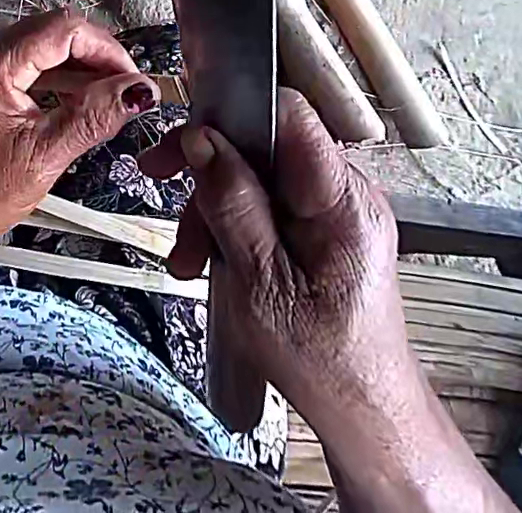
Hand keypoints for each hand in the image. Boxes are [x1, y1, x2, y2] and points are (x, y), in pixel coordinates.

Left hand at [0, 10, 159, 255]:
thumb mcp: (44, 156)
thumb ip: (94, 117)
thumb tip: (139, 91)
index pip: (64, 29)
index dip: (106, 49)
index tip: (131, 78)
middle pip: (55, 29)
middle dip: (96, 54)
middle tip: (125, 86)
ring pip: (45, 44)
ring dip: (81, 64)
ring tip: (108, 96)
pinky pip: (32, 63)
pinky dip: (61, 75)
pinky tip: (79, 100)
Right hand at [138, 89, 417, 446]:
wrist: (364, 411)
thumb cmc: (321, 361)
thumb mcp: (259, 284)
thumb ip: (231, 204)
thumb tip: (202, 139)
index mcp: (342, 199)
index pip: (290, 114)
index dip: (233, 111)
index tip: (185, 139)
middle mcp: (345, 190)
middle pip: (265, 141)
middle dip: (208, 163)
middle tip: (158, 174)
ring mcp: (334, 205)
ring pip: (258, 171)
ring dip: (213, 202)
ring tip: (187, 254)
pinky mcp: (322, 221)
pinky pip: (268, 197)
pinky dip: (232, 219)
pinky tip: (209, 255)